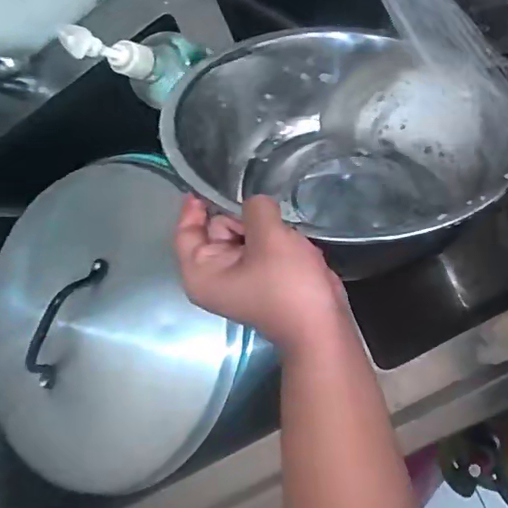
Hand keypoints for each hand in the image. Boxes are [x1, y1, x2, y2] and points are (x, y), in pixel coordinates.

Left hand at [173, 194, 349, 354]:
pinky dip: (275, 240)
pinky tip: (293, 242)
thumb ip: (256, 208)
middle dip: (241, 218)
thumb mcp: (269, 237)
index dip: (194, 206)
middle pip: (217, 229)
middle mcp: (215, 276)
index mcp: (201, 272)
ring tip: (285, 234)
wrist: (321, 325)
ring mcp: (241, 278)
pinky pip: (262, 248)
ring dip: (264, 228)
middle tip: (267, 219)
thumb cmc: (287, 283)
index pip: (186, 231)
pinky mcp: (264, 279)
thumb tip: (258, 204)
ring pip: (244, 236)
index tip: (207, 182)